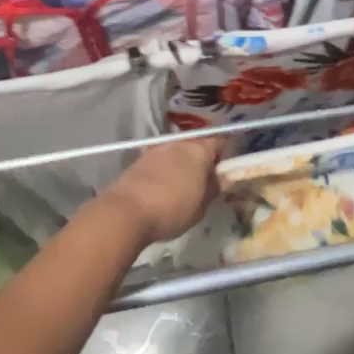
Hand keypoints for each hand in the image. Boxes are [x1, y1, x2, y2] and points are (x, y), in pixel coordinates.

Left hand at [101, 136, 223, 243]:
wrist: (126, 211)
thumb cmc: (173, 208)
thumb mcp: (201, 205)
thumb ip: (214, 187)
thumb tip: (225, 177)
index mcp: (198, 150)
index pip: (218, 142)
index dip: (225, 151)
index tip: (227, 165)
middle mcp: (177, 144)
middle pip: (195, 145)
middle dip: (201, 159)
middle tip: (205, 179)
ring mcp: (156, 150)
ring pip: (176, 153)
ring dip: (182, 164)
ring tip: (184, 185)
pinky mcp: (139, 160)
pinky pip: (160, 162)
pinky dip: (165, 170)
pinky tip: (163, 187)